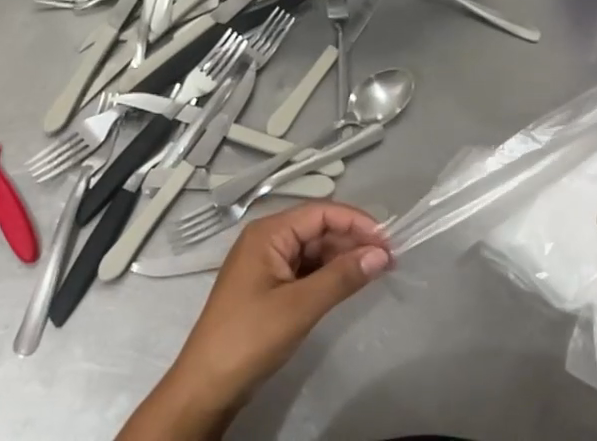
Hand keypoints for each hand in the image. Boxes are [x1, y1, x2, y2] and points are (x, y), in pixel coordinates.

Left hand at [165, 203, 389, 410]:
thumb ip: (342, 277)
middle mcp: (267, 239)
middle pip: (318, 228)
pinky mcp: (269, 286)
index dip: (357, 222)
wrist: (208, 384)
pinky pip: (305, 268)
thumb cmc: (250, 336)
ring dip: (344, 257)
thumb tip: (381, 254)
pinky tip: (350, 283)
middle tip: (389, 260)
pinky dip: (329, 273)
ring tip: (377, 271)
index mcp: (268, 232)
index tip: (389, 241)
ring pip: (314, 249)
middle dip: (353, 240)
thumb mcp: (300, 306)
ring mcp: (267, 263)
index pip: (321, 212)